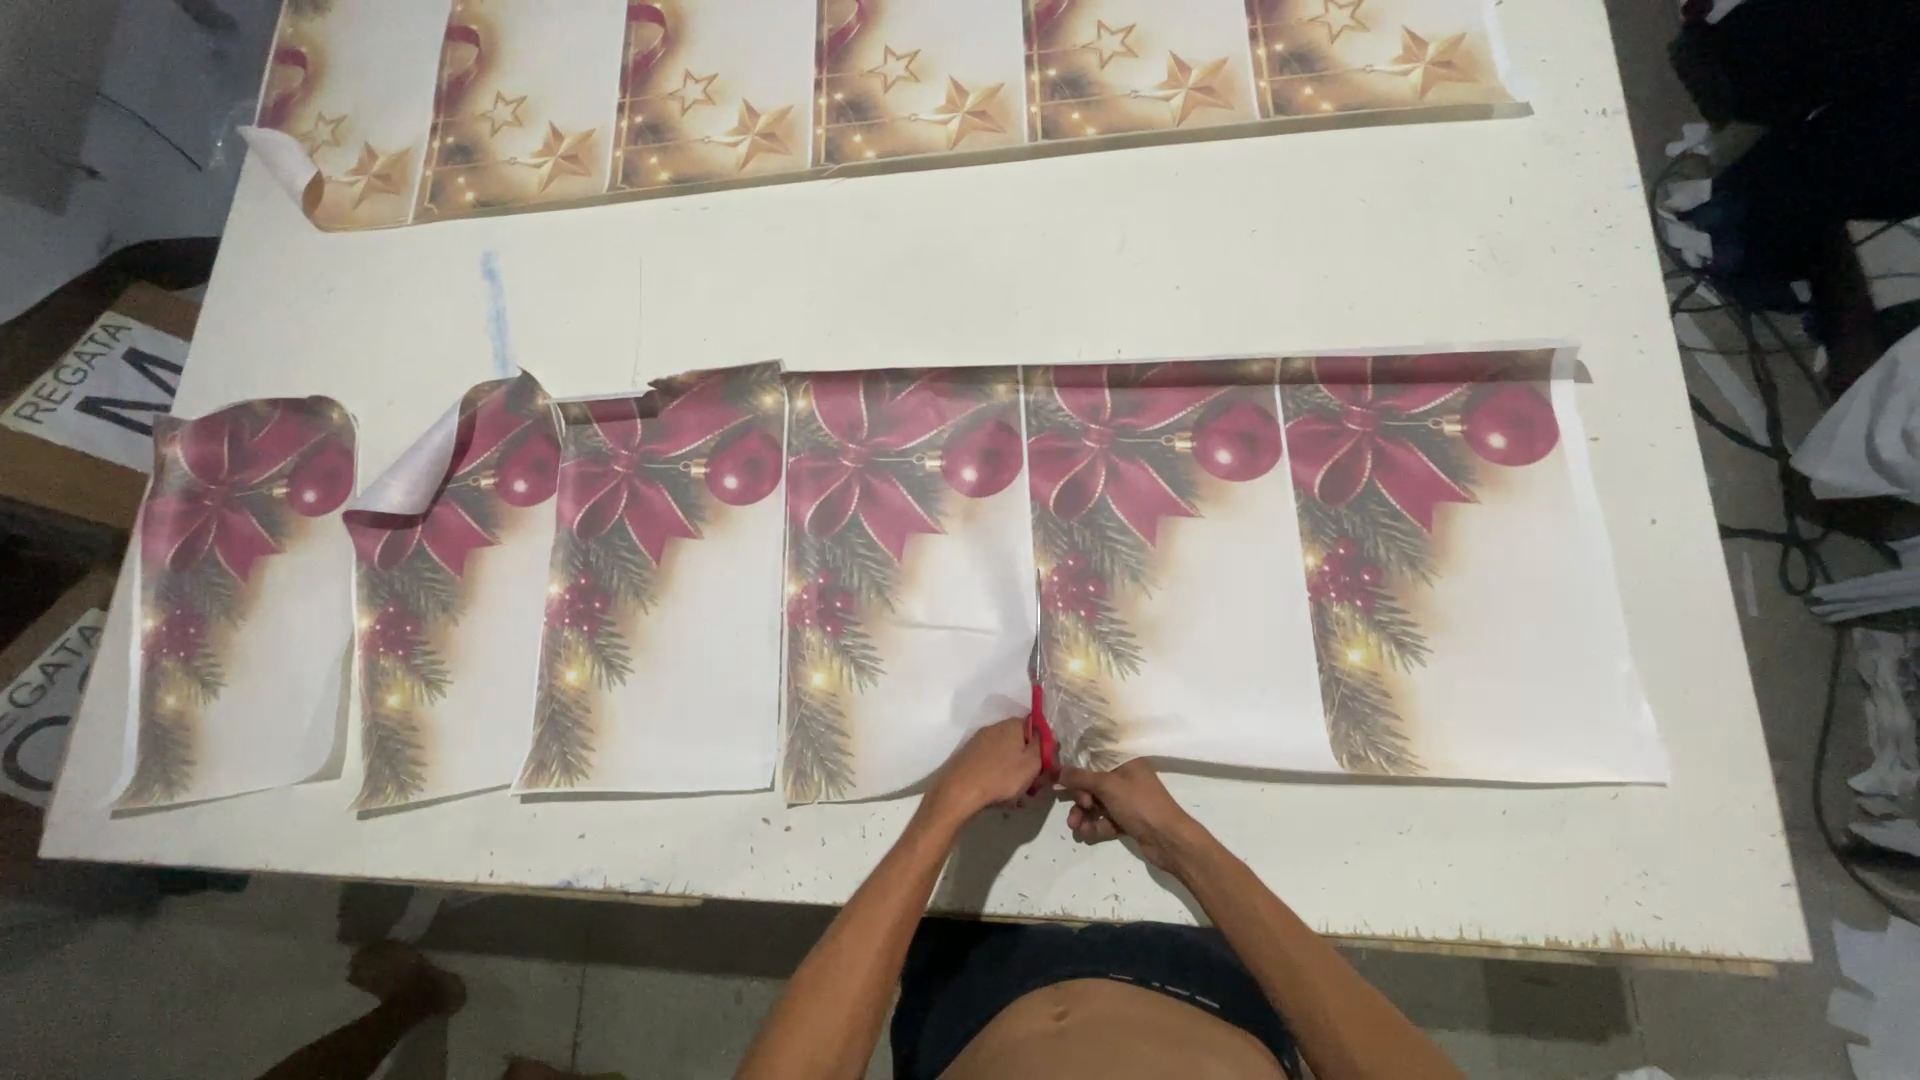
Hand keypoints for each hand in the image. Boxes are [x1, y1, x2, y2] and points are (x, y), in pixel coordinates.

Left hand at [925, 717, 1043, 822]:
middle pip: (1021, 743)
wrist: (959, 792)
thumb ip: (1044, 747)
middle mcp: (995, 727)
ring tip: (1017, 795)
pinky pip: (992, 764)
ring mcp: (979, 741)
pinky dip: (998, 776)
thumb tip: (1049, 737)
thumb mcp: (1032, 763)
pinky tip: (999, 794)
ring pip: (1006, 756)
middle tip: (1033, 786)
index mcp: (1012, 725)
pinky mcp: (968, 756)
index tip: (1046, 767)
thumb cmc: (1001, 777)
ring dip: (1015, 773)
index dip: (1045, 748)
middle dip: (1030, 764)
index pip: (1036, 728)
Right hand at [1061, 760, 1210, 875]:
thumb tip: (1057, 770)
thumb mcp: (1107, 786)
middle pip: (1092, 783)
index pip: (1094, 756)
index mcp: (1125, 761)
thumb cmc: (1139, 804)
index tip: (1058, 775)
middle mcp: (1125, 778)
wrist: (1168, 839)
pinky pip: (1104, 819)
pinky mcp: (1127, 820)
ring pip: (1097, 804)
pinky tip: (1091, 834)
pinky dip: (1096, 826)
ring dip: (1084, 814)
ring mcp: (1127, 800)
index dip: (1076, 765)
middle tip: (1082, 807)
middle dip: (1081, 797)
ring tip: (1076, 827)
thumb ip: (1080, 777)